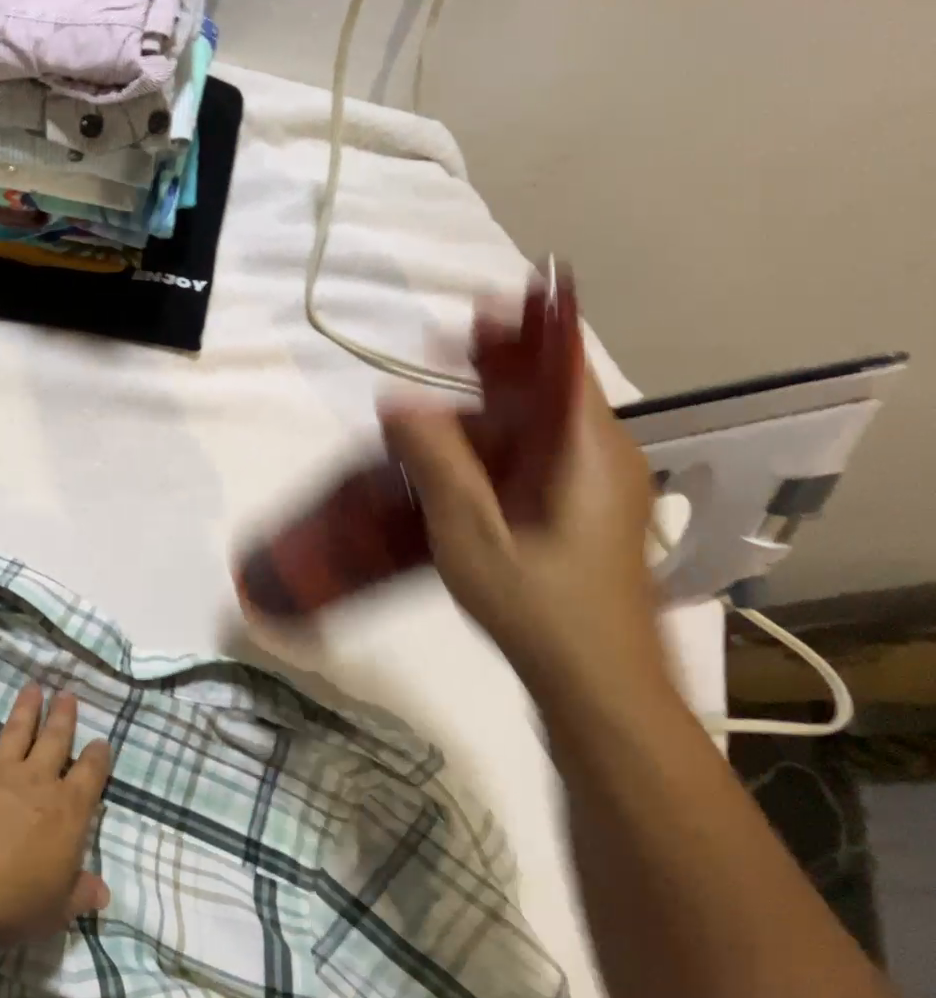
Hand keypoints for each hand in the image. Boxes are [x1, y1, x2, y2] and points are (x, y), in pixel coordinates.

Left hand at [0, 684, 112, 947]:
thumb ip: (80, 894)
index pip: (91, 776)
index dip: (98, 758)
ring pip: (16, 732)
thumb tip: (102, 890)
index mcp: (68, 812)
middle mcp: (36, 782)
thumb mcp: (56, 910)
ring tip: (32, 687)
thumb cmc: (11, 903)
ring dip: (25, 709)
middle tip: (67, 694)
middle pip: (55, 741)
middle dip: (63, 717)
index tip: (102, 741)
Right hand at [381, 322, 673, 706]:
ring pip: (535, 434)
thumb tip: (398, 403)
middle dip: (493, 371)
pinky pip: (531, 467)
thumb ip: (439, 465)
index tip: (476, 312)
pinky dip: (491, 454)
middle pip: (546, 396)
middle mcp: (599, 460)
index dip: (520, 334)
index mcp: (588, 452)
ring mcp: (591, 492)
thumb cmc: (540, 607)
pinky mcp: (576, 520)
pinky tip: (446, 468)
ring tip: (423, 414)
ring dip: (484, 417)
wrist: (596, 684)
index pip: (562, 368)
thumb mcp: (474, 535)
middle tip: (433, 355)